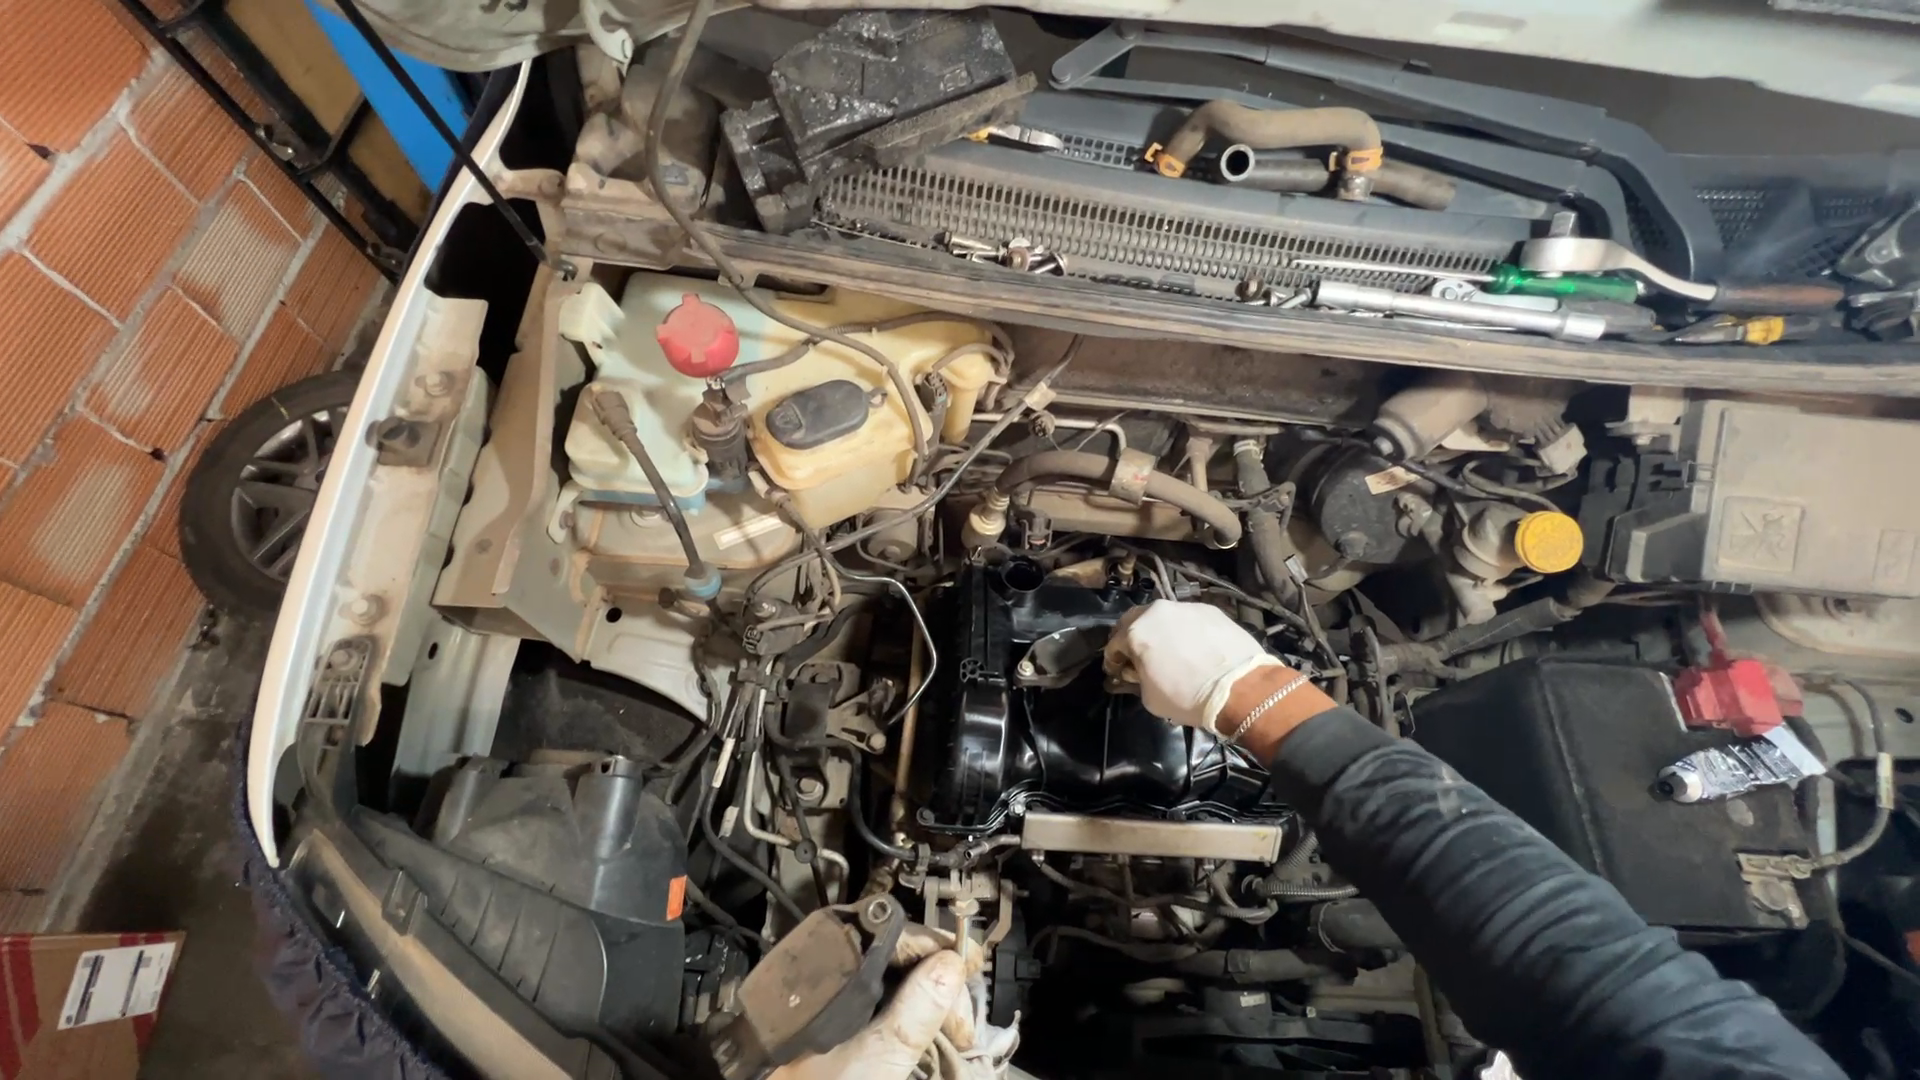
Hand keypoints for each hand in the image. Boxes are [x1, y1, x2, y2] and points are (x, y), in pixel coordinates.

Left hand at [769, 952, 966, 1079]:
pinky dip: (914, 1013)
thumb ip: (915, 1012)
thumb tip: (951, 962)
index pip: (898, 934)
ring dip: (932, 1001)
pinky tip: (931, 1032)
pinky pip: (887, 1000)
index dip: (939, 950)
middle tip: (963, 1025)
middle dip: (941, 983)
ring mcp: (836, 994)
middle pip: (902, 955)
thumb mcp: (876, 1058)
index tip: (970, 970)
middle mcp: (833, 968)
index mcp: (833, 963)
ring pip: (898, 979)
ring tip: (955, 1033)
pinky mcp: (838, 1018)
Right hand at [1105, 599, 1283, 731]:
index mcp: (1135, 632)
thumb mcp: (1149, 697)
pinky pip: (1189, 619)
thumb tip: (1132, 673)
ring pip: (1163, 617)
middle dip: (1133, 638)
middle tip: (1140, 657)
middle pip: (1135, 621)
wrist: (1241, 688)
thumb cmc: (1187, 696)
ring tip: (1170, 650)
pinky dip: (1186, 630)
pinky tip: (1195, 647)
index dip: (1114, 661)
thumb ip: (1134, 679)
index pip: (1113, 644)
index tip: (1119, 672)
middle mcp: (1156, 611)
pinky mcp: (1210, 610)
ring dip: (1161, 631)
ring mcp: (1185, 607)